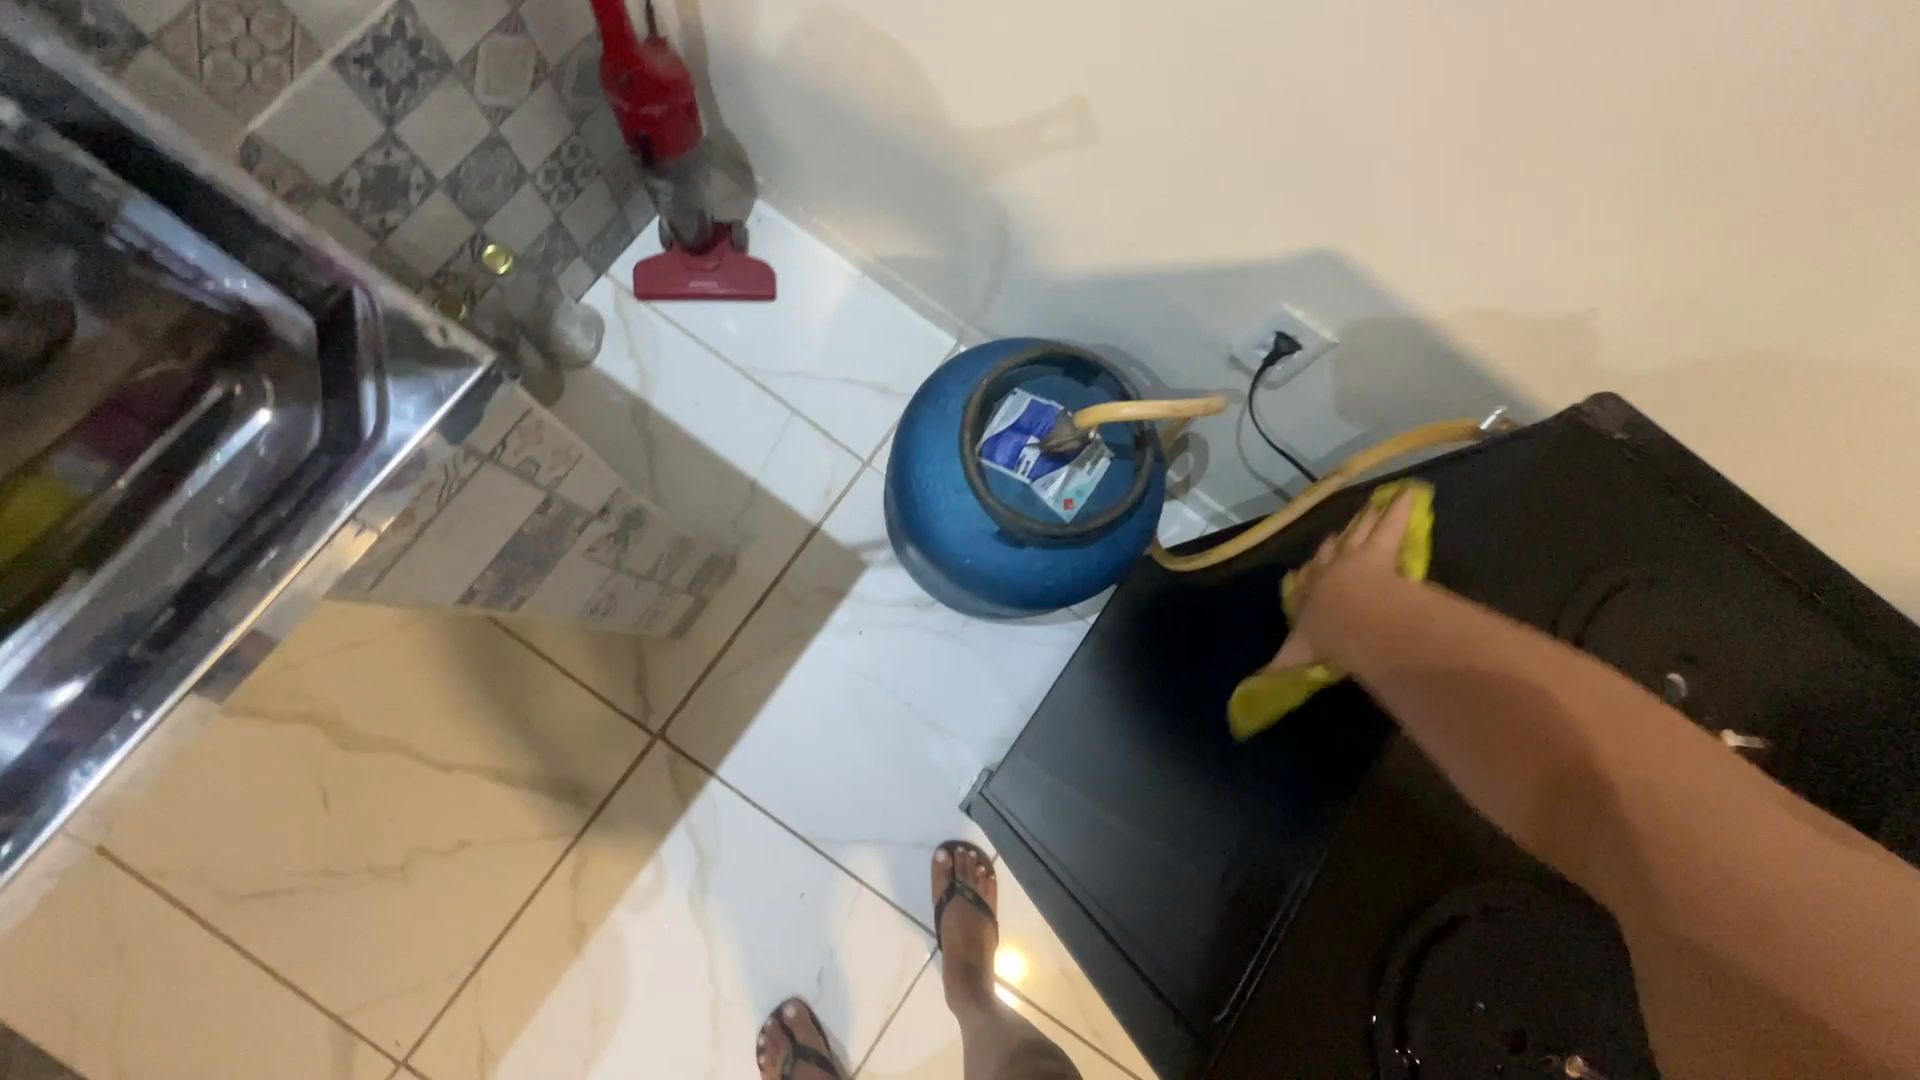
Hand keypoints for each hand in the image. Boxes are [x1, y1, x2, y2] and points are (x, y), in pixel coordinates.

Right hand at [1265, 486, 1419, 671]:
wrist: (1349, 618)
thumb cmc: (1323, 636)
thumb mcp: (1295, 656)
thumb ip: (1279, 670)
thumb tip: (1248, 693)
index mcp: (1306, 596)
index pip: (1304, 582)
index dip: (1306, 577)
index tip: (1305, 571)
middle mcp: (1325, 572)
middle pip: (1329, 554)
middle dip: (1331, 546)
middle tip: (1335, 536)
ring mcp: (1351, 557)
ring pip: (1356, 536)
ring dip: (1363, 522)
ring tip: (1371, 507)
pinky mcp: (1379, 551)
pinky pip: (1390, 527)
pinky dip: (1398, 509)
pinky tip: (1409, 493)